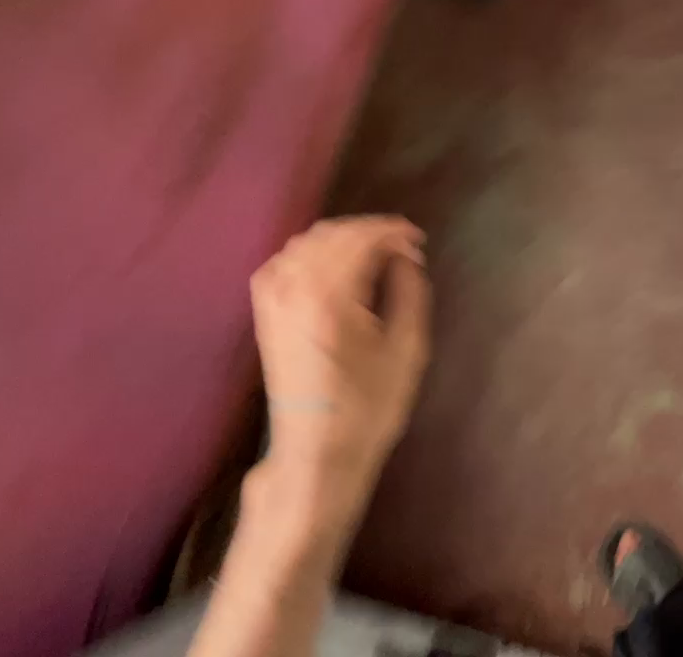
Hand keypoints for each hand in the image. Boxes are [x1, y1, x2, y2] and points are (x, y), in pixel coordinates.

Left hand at [249, 216, 430, 487]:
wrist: (316, 451)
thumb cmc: (369, 405)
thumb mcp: (407, 349)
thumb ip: (409, 290)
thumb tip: (406, 256)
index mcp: (331, 298)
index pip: (362, 239)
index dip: (393, 231)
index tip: (417, 240)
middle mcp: (294, 290)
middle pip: (335, 233)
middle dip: (372, 231)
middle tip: (402, 246)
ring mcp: (273, 301)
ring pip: (307, 241)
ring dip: (344, 237)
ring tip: (374, 253)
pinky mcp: (265, 313)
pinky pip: (284, 260)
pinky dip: (312, 251)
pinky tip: (333, 264)